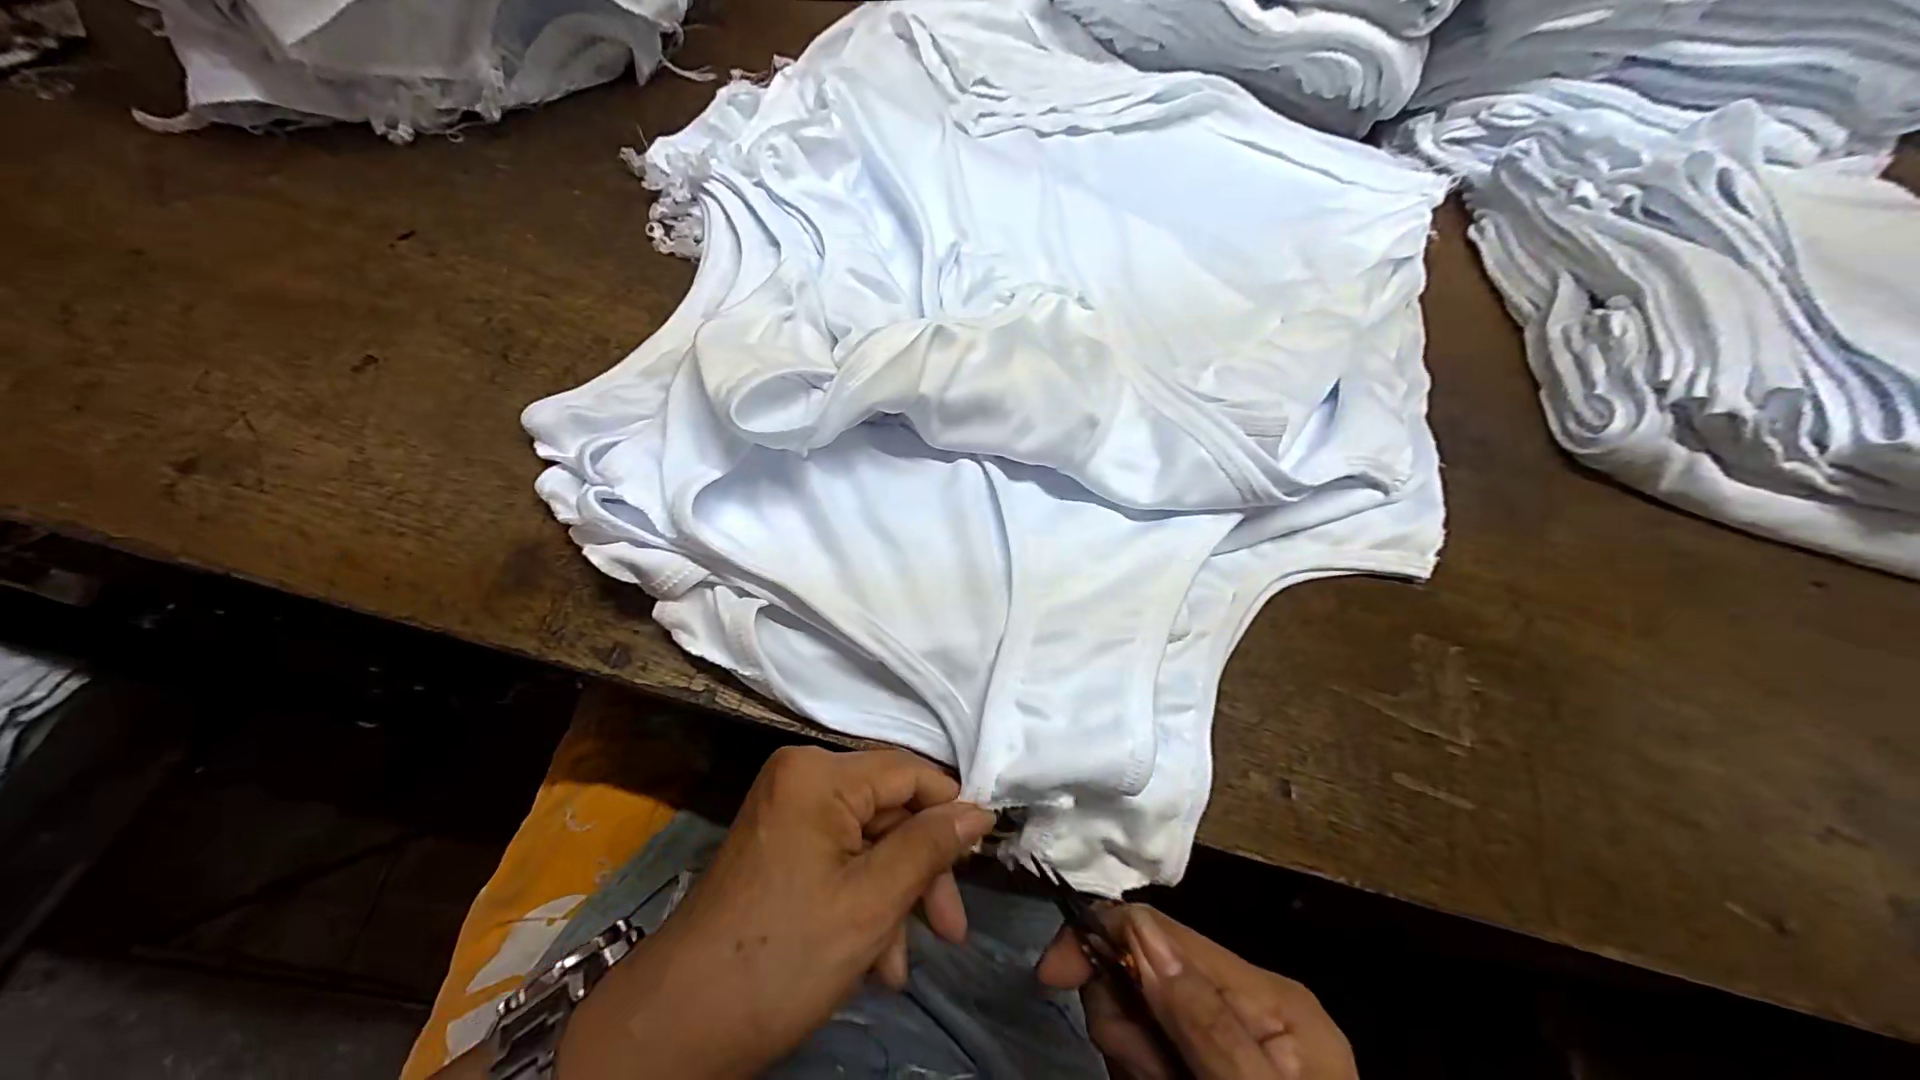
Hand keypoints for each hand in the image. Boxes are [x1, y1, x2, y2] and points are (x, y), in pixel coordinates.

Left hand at [558, 746, 995, 1079]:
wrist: (677, 1026)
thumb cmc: (781, 957)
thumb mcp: (871, 903)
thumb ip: (929, 848)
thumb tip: (980, 811)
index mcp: (819, 774)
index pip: (909, 772)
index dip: (950, 812)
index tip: (982, 858)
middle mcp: (801, 779)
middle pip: (890, 811)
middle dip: (920, 873)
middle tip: (951, 930)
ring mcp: (787, 814)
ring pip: (869, 843)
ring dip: (894, 900)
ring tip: (900, 964)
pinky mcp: (780, 849)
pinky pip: (840, 861)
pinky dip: (862, 905)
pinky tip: (874, 963)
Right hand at [1038, 905, 1357, 1079]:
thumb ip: (1205, 1020)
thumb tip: (1142, 932)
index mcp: (1268, 998)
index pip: (1165, 932)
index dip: (1101, 937)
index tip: (1050, 976)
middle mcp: (1245, 1006)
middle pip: (1143, 970)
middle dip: (1121, 1019)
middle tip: (1146, 1078)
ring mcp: (1224, 1041)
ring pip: (1137, 1013)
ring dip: (1129, 1052)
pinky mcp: (1203, 1067)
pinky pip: (1146, 1049)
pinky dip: (1139, 1070)